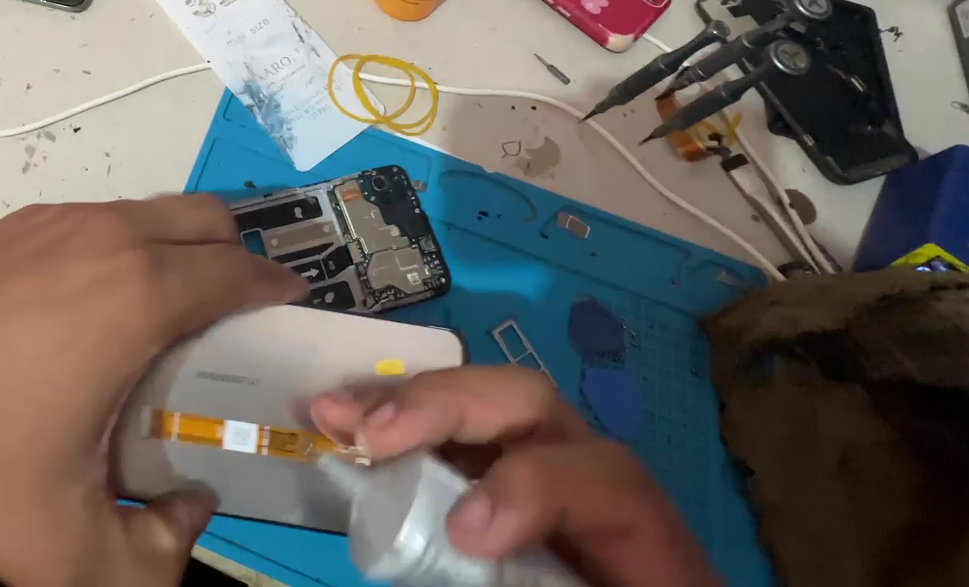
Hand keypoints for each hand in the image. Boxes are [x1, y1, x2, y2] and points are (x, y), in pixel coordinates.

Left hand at [0, 196, 304, 586]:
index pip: (236, 271)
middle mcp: (105, 237)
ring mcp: (54, 220)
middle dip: (236, 255)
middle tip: (234, 311)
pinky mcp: (13, 222)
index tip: (288, 308)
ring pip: (150, 210)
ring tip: (166, 308)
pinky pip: (98, 218)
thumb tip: (195, 513)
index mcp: (136, 296)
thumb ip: (156, 555)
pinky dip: (126, 243)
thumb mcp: (67, 550)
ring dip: (180, 245)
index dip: (273, 288)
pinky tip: (94, 302)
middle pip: (205, 218)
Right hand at [309, 367, 719, 586]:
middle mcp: (587, 473)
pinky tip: (344, 422)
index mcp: (639, 531)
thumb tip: (457, 527)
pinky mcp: (496, 470)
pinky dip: (391, 419)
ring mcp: (539, 460)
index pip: (603, 478)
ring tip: (328, 411)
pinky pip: (444, 430)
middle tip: (367, 432)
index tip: (464, 533)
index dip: (530, 486)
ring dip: (395, 400)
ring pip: (476, 399)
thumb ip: (526, 578)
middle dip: (441, 403)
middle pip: (528, 401)